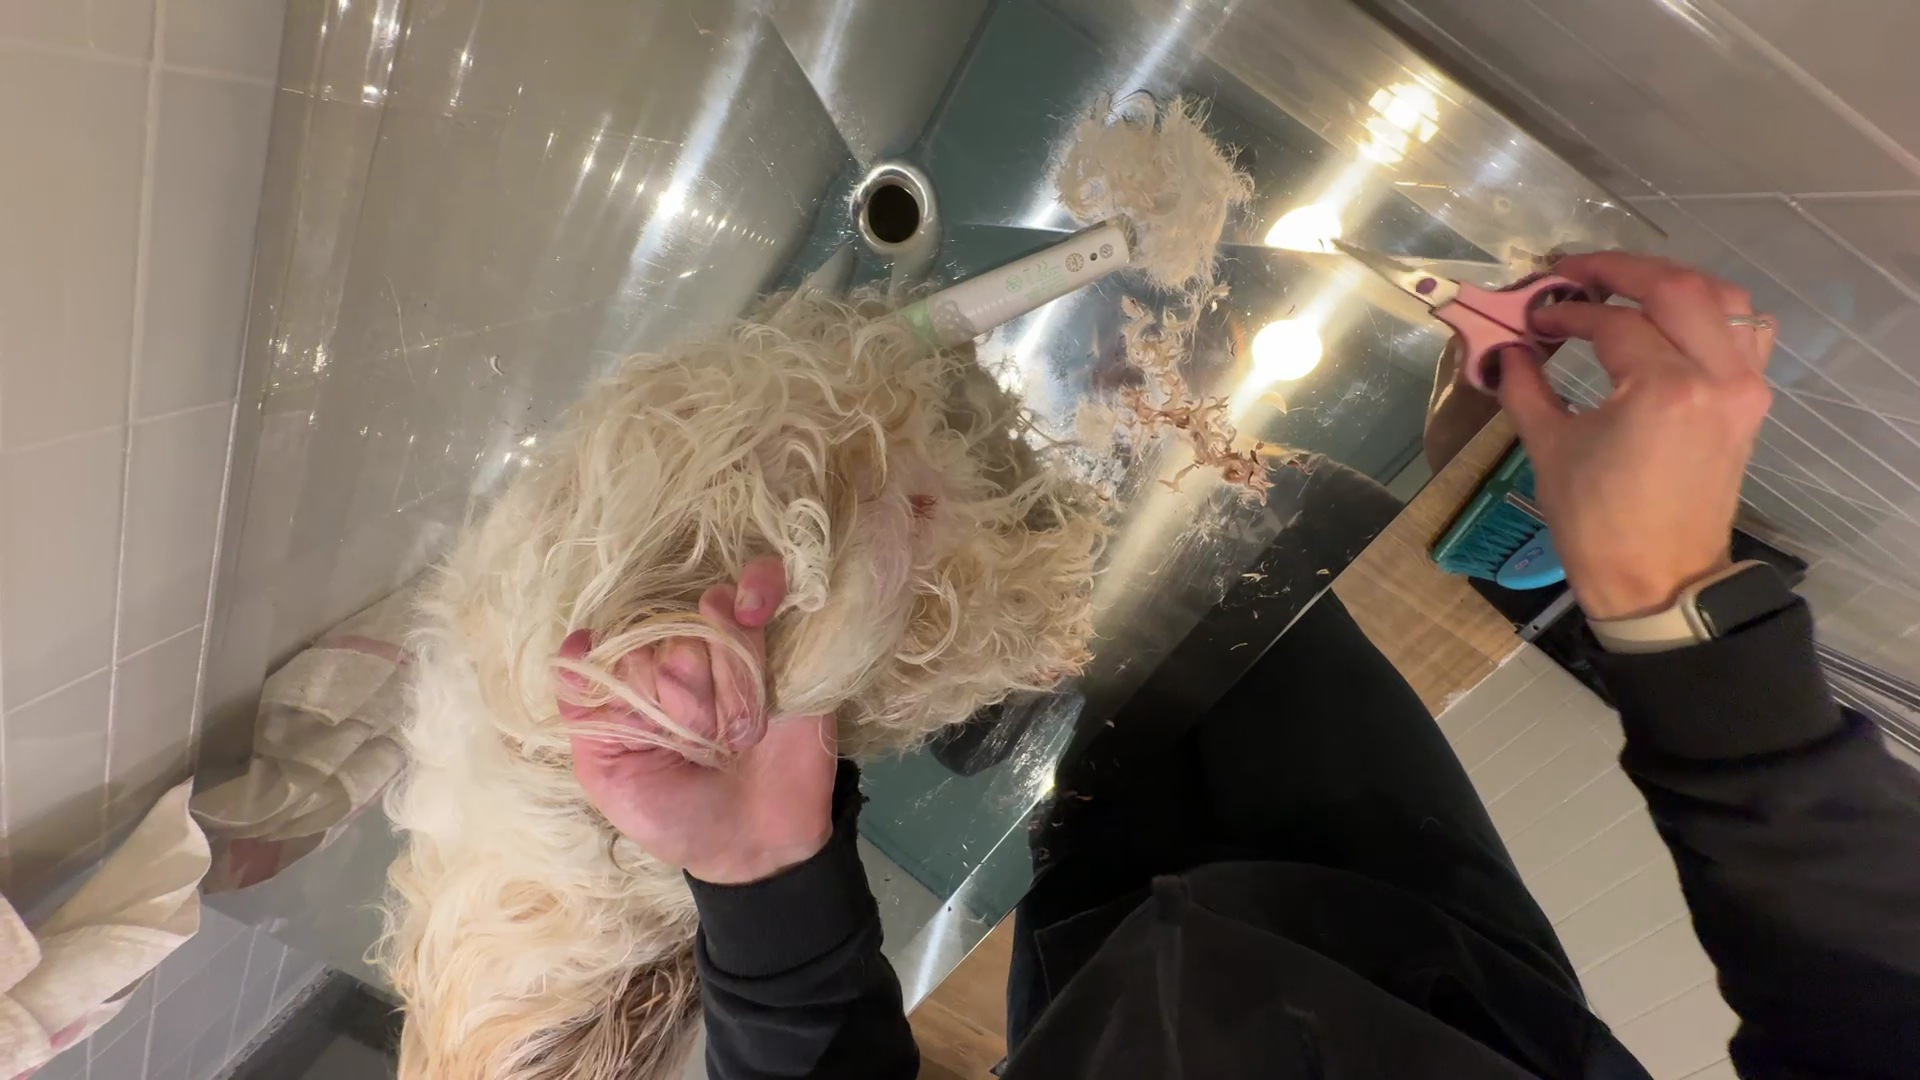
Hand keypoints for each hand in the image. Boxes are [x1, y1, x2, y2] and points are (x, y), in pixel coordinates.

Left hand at [556, 555, 837, 884]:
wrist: (760, 845)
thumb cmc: (677, 816)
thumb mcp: (611, 777)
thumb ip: (588, 714)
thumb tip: (574, 643)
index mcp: (648, 681)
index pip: (632, 647)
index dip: (646, 690)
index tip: (663, 735)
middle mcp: (693, 656)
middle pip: (679, 636)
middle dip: (693, 696)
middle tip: (709, 745)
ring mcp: (745, 646)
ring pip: (721, 617)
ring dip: (731, 678)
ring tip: (743, 729)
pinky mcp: (794, 642)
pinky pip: (768, 589)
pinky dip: (761, 586)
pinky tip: (755, 610)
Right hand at [1497, 252, 1775, 619]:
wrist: (1654, 571)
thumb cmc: (1591, 516)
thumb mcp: (1546, 446)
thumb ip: (1525, 388)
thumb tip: (1506, 351)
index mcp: (1660, 388)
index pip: (1612, 322)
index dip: (1564, 312)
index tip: (1529, 317)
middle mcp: (1715, 374)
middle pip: (1678, 288)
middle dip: (1620, 270)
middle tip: (1571, 272)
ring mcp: (1744, 384)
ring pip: (1724, 300)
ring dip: (1669, 283)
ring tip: (1620, 286)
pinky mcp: (1750, 398)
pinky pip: (1744, 331)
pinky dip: (1707, 311)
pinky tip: (1668, 320)